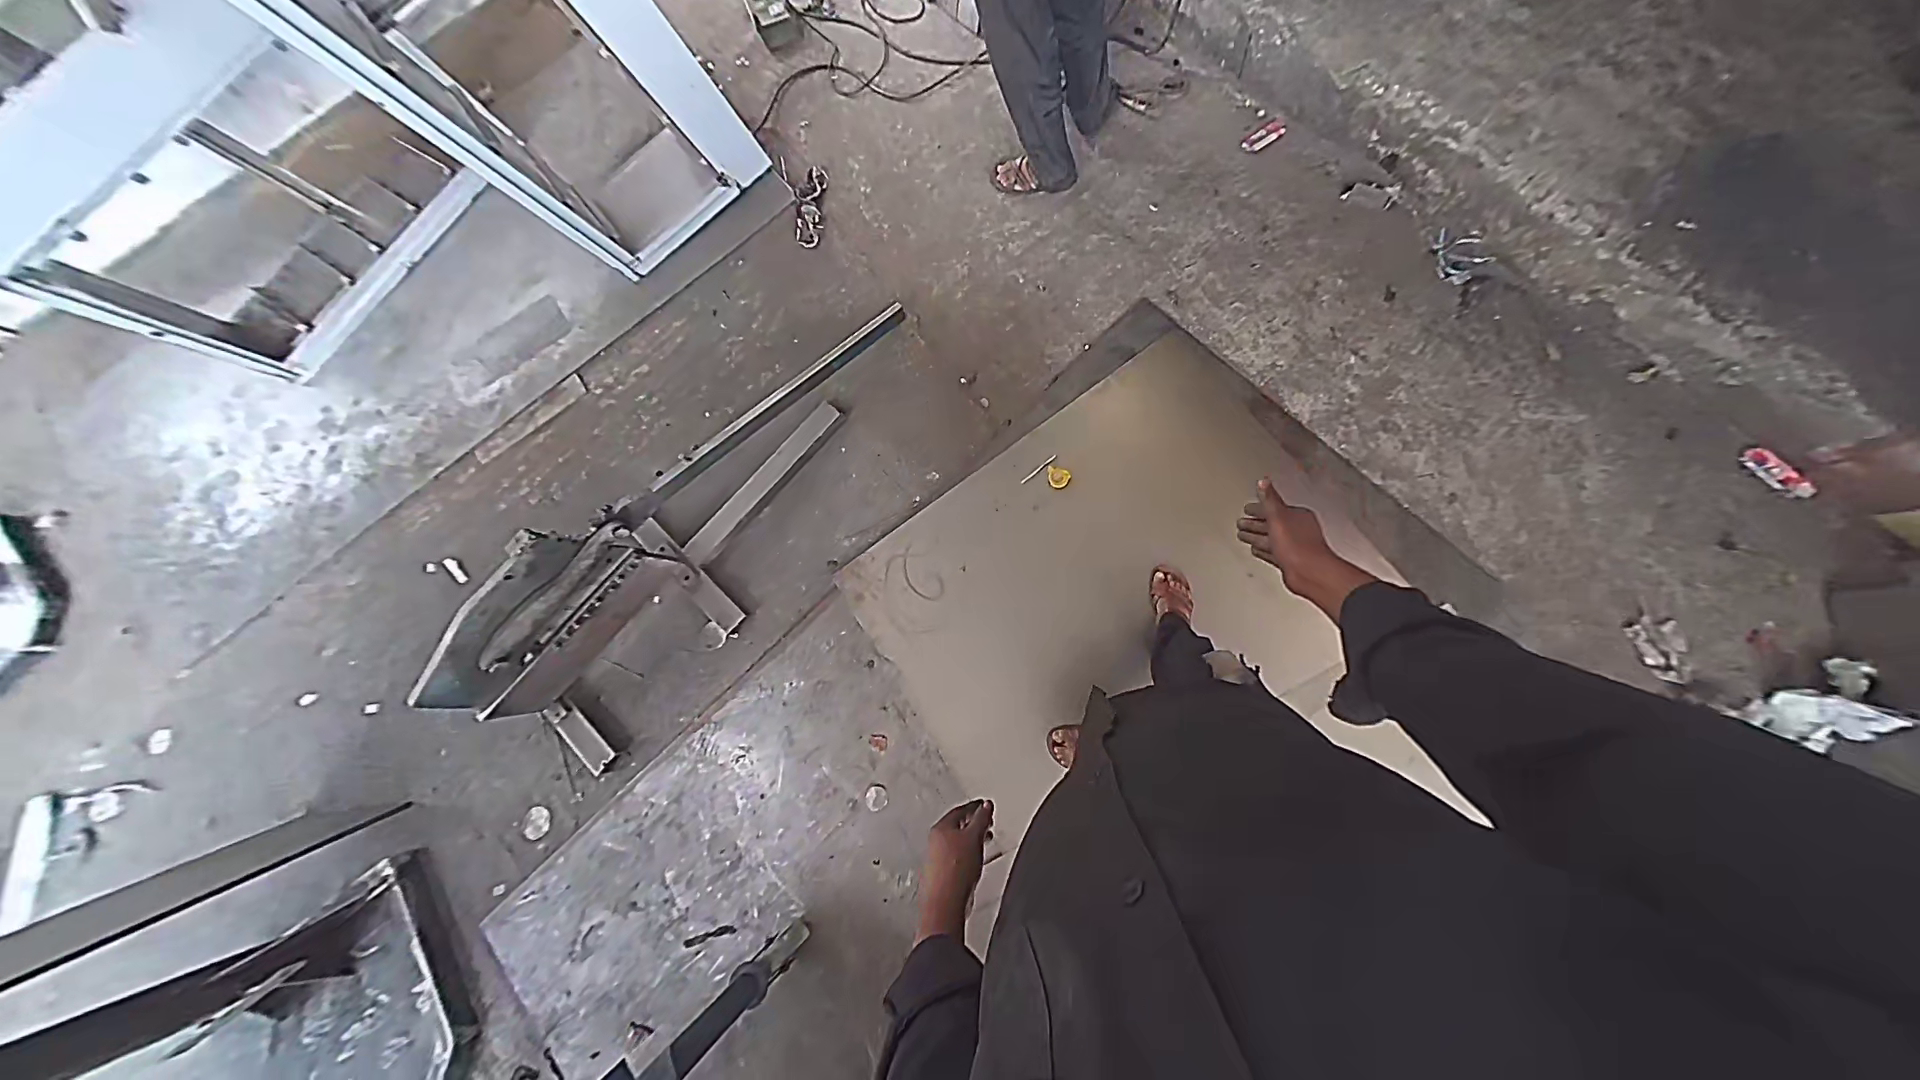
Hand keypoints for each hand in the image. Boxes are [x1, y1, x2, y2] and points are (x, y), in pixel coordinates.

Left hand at [916, 799, 993, 943]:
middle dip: (974, 823)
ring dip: (971, 839)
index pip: (960, 810)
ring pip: (956, 842)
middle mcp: (935, 841)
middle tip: (987, 822)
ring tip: (984, 841)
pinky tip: (974, 860)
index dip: (975, 807)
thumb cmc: (955, 872)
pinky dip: (966, 853)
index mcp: (941, 828)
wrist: (946, 904)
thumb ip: (981, 819)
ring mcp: (937, 858)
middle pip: (958, 826)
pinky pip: (956, 856)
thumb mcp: (974, 837)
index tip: (985, 806)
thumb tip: (985, 806)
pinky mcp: (941, 873)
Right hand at [1237, 477, 1377, 618]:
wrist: (1308, 573)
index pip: (1274, 508)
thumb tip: (1264, 482)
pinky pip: (1272, 552)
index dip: (1258, 508)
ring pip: (1270, 538)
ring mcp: (1293, 546)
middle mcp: (1297, 529)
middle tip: (1242, 521)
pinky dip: (1263, 550)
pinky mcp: (1289, 560)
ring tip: (1244, 534)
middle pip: (1271, 523)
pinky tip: (1257, 550)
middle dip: (1255, 522)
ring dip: (1257, 536)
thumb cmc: (1299, 546)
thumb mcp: (1278, 517)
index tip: (1247, 508)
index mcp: (1297, 516)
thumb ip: (1270, 499)